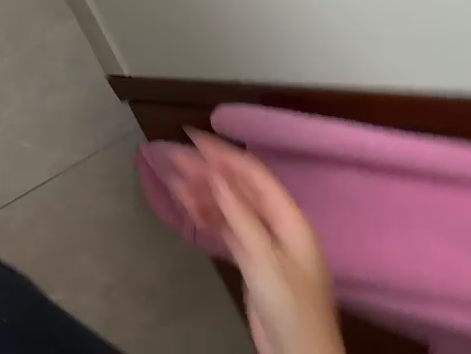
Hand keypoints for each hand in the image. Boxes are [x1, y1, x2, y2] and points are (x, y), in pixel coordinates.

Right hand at [167, 132, 342, 353]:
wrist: (298, 352)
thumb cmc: (289, 305)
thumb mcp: (265, 259)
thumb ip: (241, 216)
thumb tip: (217, 175)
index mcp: (290, 221)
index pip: (254, 175)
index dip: (224, 154)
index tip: (193, 138)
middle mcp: (276, 224)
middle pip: (238, 188)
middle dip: (206, 171)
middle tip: (172, 157)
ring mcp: (262, 241)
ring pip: (227, 205)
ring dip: (201, 190)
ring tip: (172, 179)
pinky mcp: (250, 256)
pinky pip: (224, 225)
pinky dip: (205, 213)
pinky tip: (187, 204)